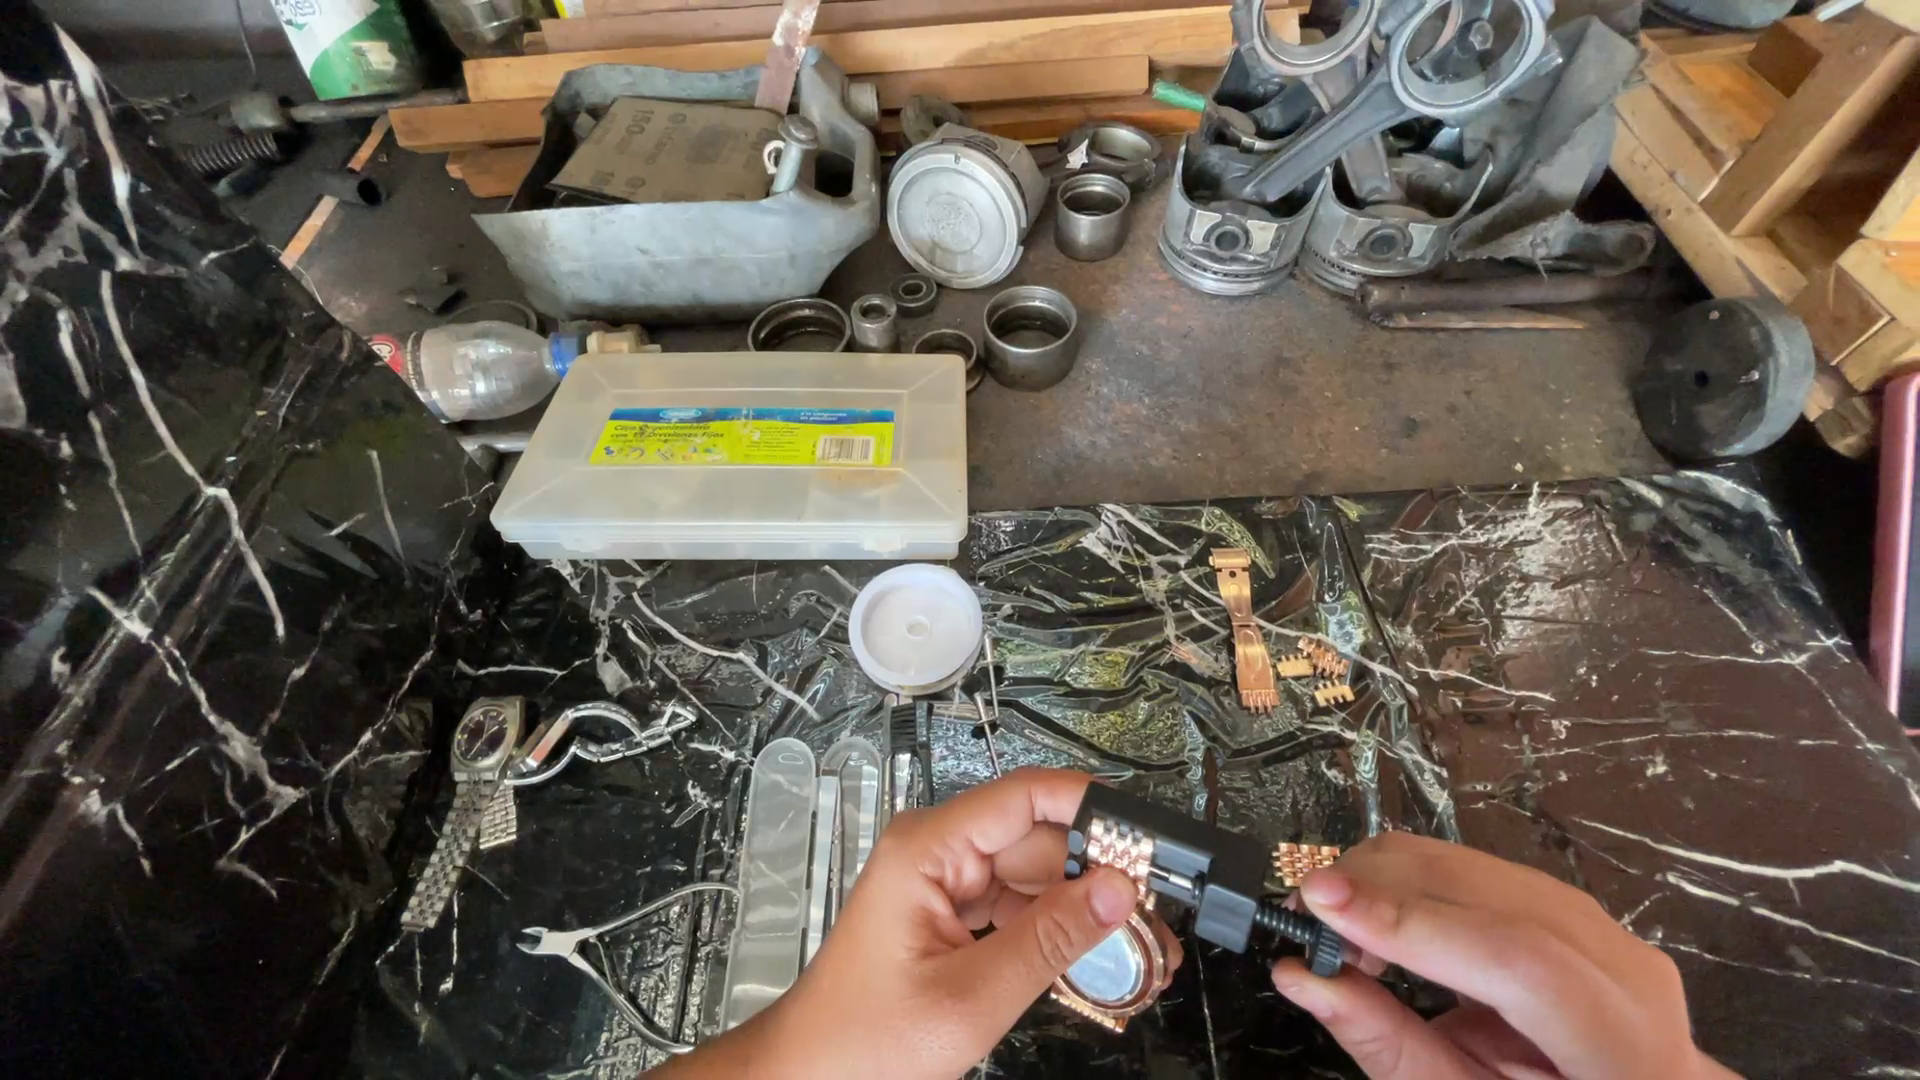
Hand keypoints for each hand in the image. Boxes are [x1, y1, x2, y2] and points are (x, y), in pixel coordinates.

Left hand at [653, 768, 1181, 1078]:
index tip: (1142, 832)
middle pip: (1035, 838)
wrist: (811, 1075)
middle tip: (1154, 910)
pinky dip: (1053, 925)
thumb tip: (1116, 889)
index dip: (1086, 804)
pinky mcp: (953, 906)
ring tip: (1138, 937)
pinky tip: (1094, 950)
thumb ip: (1049, 940)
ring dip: (1081, 903)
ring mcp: (946, 876)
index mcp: (930, 846)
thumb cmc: (868, 1040)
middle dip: (1095, 871)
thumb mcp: (970, 997)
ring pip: (1032, 872)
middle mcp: (939, 847)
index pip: (1022, 797)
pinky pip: (1016, 901)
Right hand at [1271, 832, 1738, 1079]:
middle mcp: (1625, 971)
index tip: (1317, 902)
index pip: (1518, 961)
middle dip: (1375, 885)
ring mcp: (1598, 925)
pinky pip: (1465, 866)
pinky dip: (1400, 878)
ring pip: (1465, 862)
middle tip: (1303, 915)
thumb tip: (1299, 975)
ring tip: (1336, 927)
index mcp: (1631, 1056)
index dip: (1410, 922)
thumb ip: (1389, 1047)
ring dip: (1380, 876)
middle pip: (1484, 891)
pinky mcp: (1559, 901)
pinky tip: (1375, 919)